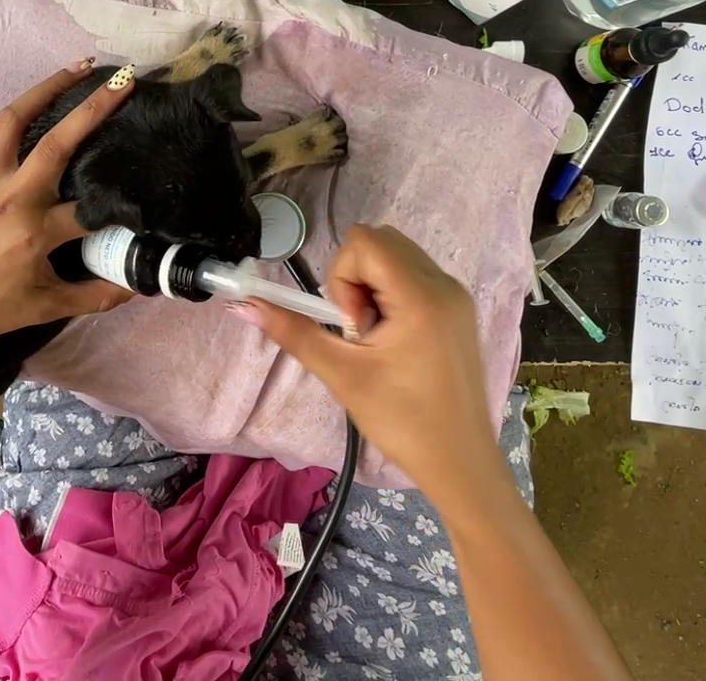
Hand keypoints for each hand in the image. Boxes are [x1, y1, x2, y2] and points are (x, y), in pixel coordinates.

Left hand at [0, 62, 137, 361]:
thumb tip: (140, 285)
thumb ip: (98, 294)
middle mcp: (8, 201)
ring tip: (75, 69)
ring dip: (46, 89)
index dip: (119, 200)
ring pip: (13, 122)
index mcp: (35, 234)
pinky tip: (26, 107)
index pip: (90, 207)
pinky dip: (6, 118)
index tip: (137, 184)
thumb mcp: (50, 308)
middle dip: (92, 107)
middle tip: (119, 80)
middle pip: (57, 143)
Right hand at [240, 225, 499, 490]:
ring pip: (396, 256)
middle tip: (358, 330)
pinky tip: (391, 340)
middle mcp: (443, 284)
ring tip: (374, 337)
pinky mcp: (457, 309)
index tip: (351, 327)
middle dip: (354, 278)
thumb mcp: (342, 375)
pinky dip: (390, 294)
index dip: (343, 277)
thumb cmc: (402, 421)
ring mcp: (455, 295)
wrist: (460, 464)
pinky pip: (412, 275)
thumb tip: (245, 305)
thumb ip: (293, 332)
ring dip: (371, 286)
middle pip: (380, 241)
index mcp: (421, 297)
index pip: (365, 241)